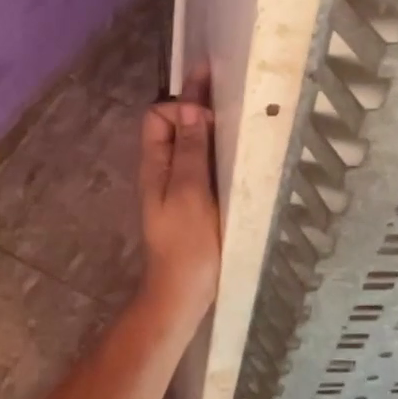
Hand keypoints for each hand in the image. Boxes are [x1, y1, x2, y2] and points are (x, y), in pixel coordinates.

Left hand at [139, 67, 220, 312]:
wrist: (183, 295)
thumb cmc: (187, 244)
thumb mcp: (189, 193)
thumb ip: (189, 150)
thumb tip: (189, 105)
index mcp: (155, 165)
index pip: (159, 115)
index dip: (183, 105)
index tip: (214, 109)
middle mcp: (163, 171)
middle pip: (174, 127)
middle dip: (198, 111)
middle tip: (234, 104)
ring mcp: (178, 188)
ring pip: (190, 146)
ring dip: (210, 132)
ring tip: (242, 123)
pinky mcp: (195, 204)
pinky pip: (202, 167)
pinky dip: (217, 155)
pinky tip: (239, 158)